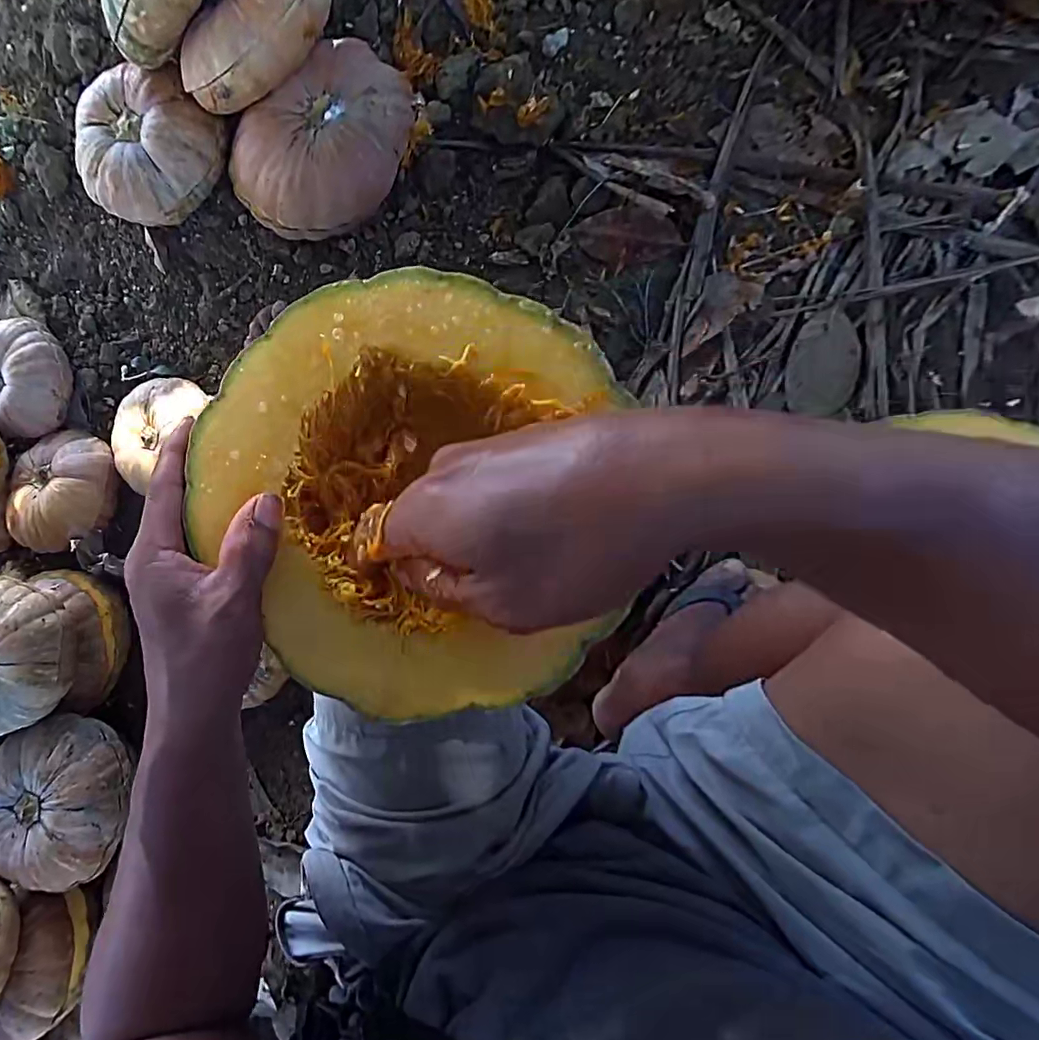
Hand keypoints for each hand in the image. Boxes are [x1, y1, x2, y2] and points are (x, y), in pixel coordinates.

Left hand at [125, 417, 280, 719]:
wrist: (192, 717)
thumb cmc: (206, 660)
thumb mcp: (233, 600)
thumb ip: (248, 548)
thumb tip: (266, 498)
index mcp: (153, 556)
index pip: (162, 491)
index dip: (175, 452)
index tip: (189, 419)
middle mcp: (151, 563)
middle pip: (169, 505)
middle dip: (191, 472)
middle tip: (223, 443)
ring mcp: (163, 583)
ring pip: (183, 530)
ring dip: (205, 504)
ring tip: (236, 478)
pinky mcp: (178, 599)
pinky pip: (195, 551)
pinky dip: (214, 532)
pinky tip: (241, 532)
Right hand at [374, 412, 686, 632]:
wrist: (664, 470)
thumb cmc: (575, 553)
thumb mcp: (504, 604)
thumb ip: (445, 593)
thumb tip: (419, 570)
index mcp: (422, 511)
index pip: (374, 541)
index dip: (390, 571)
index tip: (424, 590)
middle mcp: (442, 469)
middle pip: (417, 518)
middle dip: (438, 551)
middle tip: (485, 583)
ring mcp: (485, 446)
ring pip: (458, 499)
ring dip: (477, 529)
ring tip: (530, 553)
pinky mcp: (525, 434)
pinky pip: (493, 480)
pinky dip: (507, 505)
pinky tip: (555, 521)